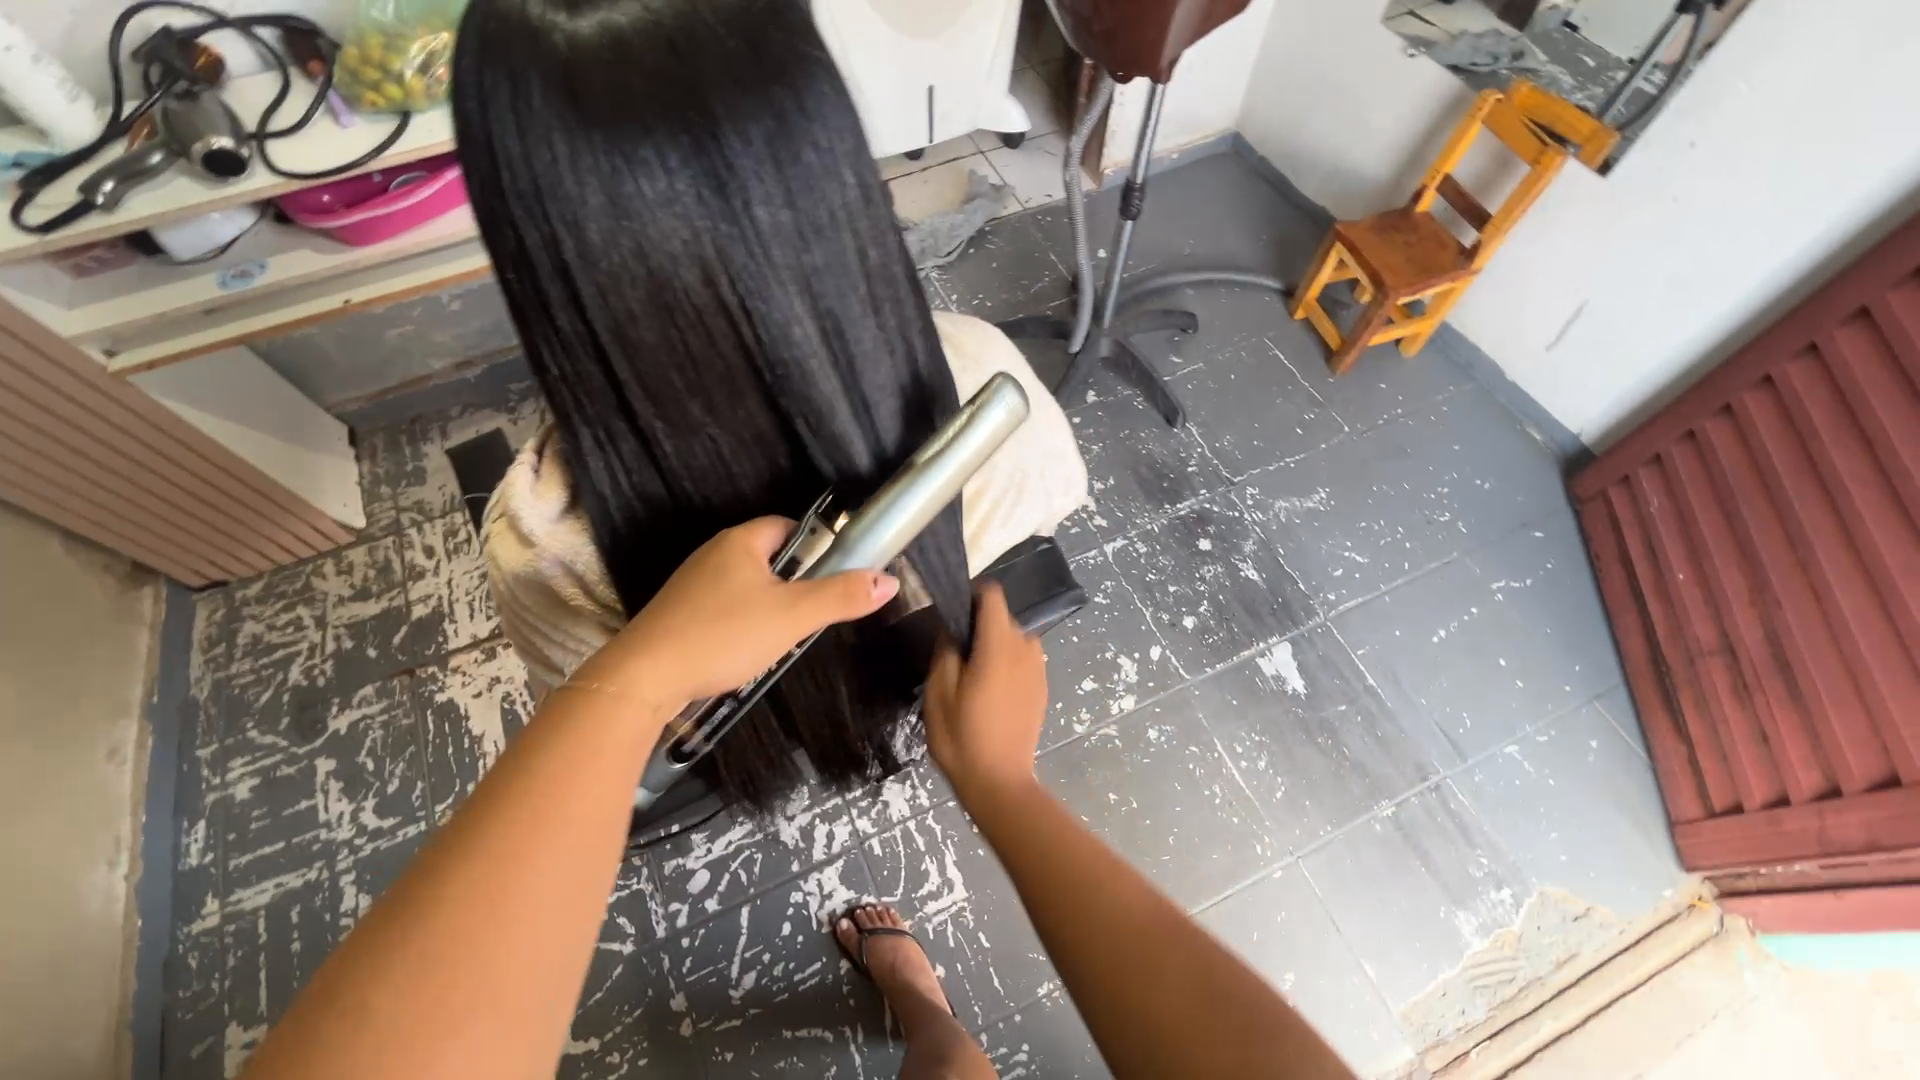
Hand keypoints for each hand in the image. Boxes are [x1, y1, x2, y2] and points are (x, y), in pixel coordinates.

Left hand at [572, 517, 899, 709]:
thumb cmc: (723, 635)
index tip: (836, 574)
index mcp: (740, 542)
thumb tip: (889, 580)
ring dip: (770, 606)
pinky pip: (724, 609)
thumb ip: (841, 596)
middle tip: (815, 611)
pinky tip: (748, 651)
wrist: (644, 677)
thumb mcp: (793, 616)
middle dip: (796, 582)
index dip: (817, 545)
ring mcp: (692, 586)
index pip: (788, 527)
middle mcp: (713, 554)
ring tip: (785, 637)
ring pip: (747, 586)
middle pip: (769, 557)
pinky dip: (743, 625)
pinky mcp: (679, 615)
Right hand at [923, 583, 1048, 800]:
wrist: (999, 783)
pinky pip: (1022, 660)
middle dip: (979, 628)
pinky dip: (1007, 665)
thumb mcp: (938, 692)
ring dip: (994, 647)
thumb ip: (946, 651)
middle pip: (1002, 618)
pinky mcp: (1043, 688)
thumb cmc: (962, 737)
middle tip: (955, 658)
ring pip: (1013, 640)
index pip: (992, 595)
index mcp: (999, 645)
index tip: (953, 617)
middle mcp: (1026, 649)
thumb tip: (954, 629)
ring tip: (973, 678)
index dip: (971, 597)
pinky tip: (990, 694)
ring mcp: (1039, 669)